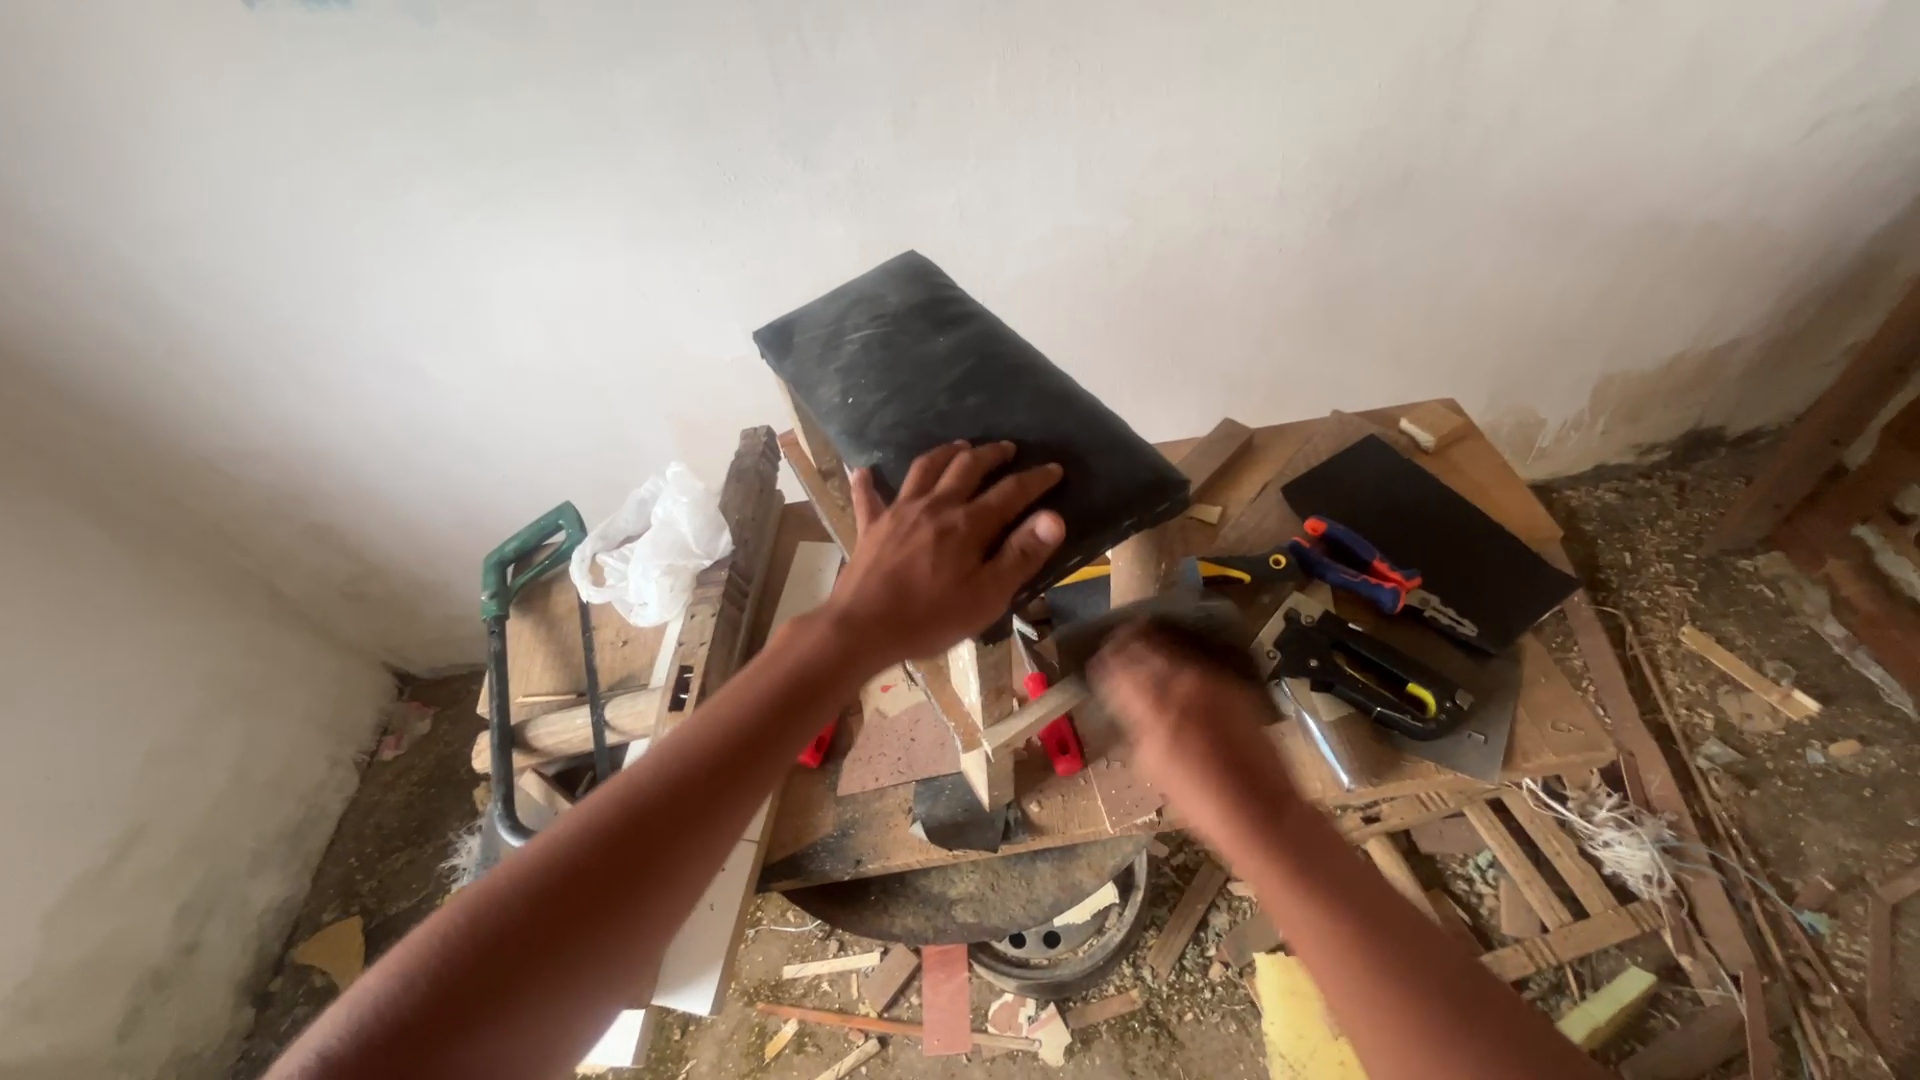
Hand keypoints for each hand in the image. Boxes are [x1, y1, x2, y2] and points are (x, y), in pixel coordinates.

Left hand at [821, 441, 1064, 667]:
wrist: (863, 627)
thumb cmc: (931, 617)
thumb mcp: (987, 596)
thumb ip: (1020, 555)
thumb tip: (1053, 518)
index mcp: (968, 524)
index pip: (1011, 492)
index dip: (1036, 479)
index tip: (1054, 469)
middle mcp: (935, 506)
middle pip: (966, 467)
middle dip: (991, 454)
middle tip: (1006, 448)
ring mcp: (899, 512)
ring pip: (924, 469)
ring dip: (945, 453)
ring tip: (960, 446)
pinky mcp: (870, 526)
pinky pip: (868, 497)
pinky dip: (868, 481)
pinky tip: (865, 471)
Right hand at [1089, 622, 1304, 832]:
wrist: (1262, 808)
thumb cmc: (1199, 800)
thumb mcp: (1152, 765)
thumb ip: (1137, 726)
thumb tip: (1129, 707)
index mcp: (1154, 707)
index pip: (1119, 668)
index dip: (1107, 661)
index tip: (1100, 660)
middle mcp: (1182, 684)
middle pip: (1146, 647)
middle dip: (1129, 644)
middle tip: (1119, 644)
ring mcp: (1212, 681)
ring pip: (1174, 649)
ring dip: (1156, 646)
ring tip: (1144, 645)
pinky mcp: (1236, 686)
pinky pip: (1199, 663)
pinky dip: (1184, 661)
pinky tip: (1179, 669)